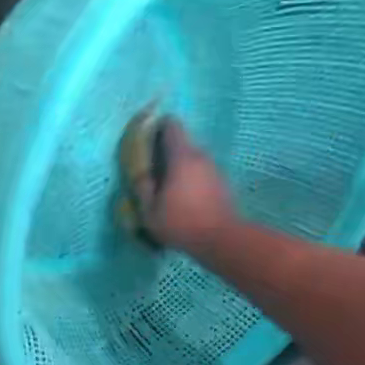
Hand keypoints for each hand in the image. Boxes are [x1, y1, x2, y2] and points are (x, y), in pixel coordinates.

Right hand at [132, 119, 238, 255]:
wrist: (220, 239)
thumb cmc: (181, 223)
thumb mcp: (150, 211)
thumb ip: (143, 188)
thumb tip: (142, 175)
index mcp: (181, 157)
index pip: (171, 125)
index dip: (157, 128)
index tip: (148, 142)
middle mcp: (200, 156)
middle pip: (181, 143)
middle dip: (167, 153)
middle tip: (154, 174)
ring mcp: (214, 168)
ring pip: (193, 159)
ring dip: (180, 169)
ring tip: (170, 191)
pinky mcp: (222, 182)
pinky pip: (202, 173)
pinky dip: (193, 180)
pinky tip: (186, 200)